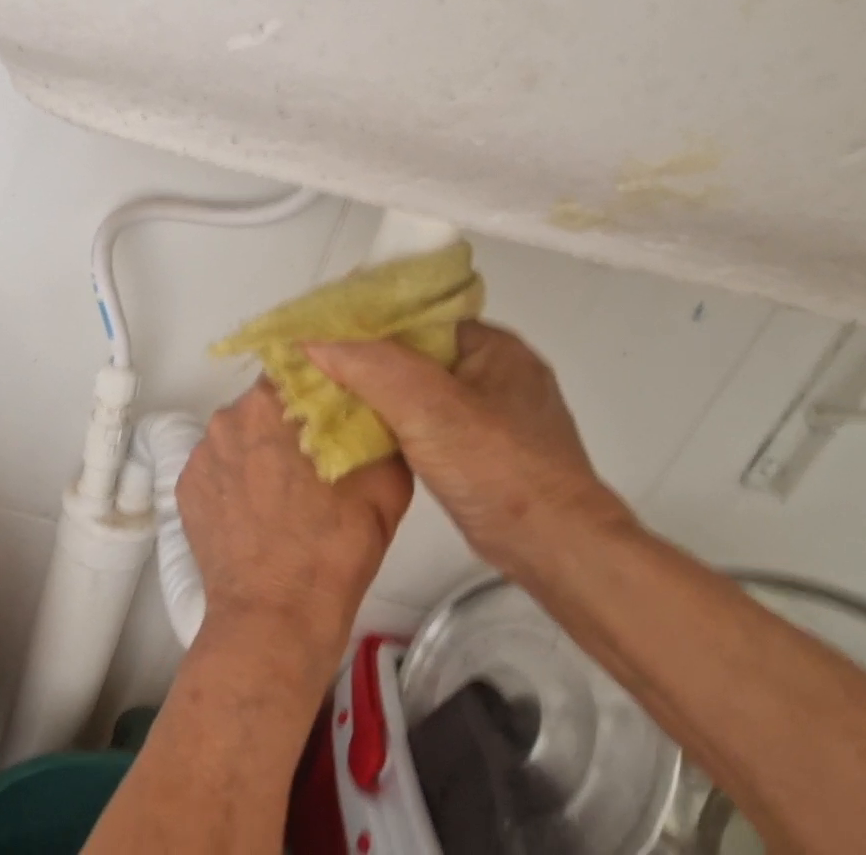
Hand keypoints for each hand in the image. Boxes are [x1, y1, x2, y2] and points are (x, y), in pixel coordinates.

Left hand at [177, 380, 414, 663]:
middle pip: (263, 405)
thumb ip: (379, 431)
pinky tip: (259, 512)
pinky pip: (217, 469)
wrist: (275, 615)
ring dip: (260, 451)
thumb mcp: (385, 485)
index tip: (335, 406)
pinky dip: (236, 481)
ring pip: (238, 437)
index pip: (293, 371)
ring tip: (287, 492)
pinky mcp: (185, 489)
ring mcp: (200, 456)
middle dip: (288, 422)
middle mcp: (226, 420)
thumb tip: (376, 409)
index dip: (317, 385)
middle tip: (317, 457)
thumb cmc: (334, 548)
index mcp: (269, 406)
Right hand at [306, 321, 636, 576]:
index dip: (365, 325)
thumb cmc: (497, 468)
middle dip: (363, 363)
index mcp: (493, 346)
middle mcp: (495, 373)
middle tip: (311, 371)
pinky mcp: (481, 453)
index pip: (416, 318)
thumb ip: (370, 366)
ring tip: (323, 401)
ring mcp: (491, 415)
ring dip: (374, 397)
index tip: (317, 337)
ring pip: (416, 393)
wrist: (555, 547)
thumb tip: (312, 340)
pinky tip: (356, 437)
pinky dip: (391, 426)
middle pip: (414, 355)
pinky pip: (424, 424)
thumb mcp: (427, 407)